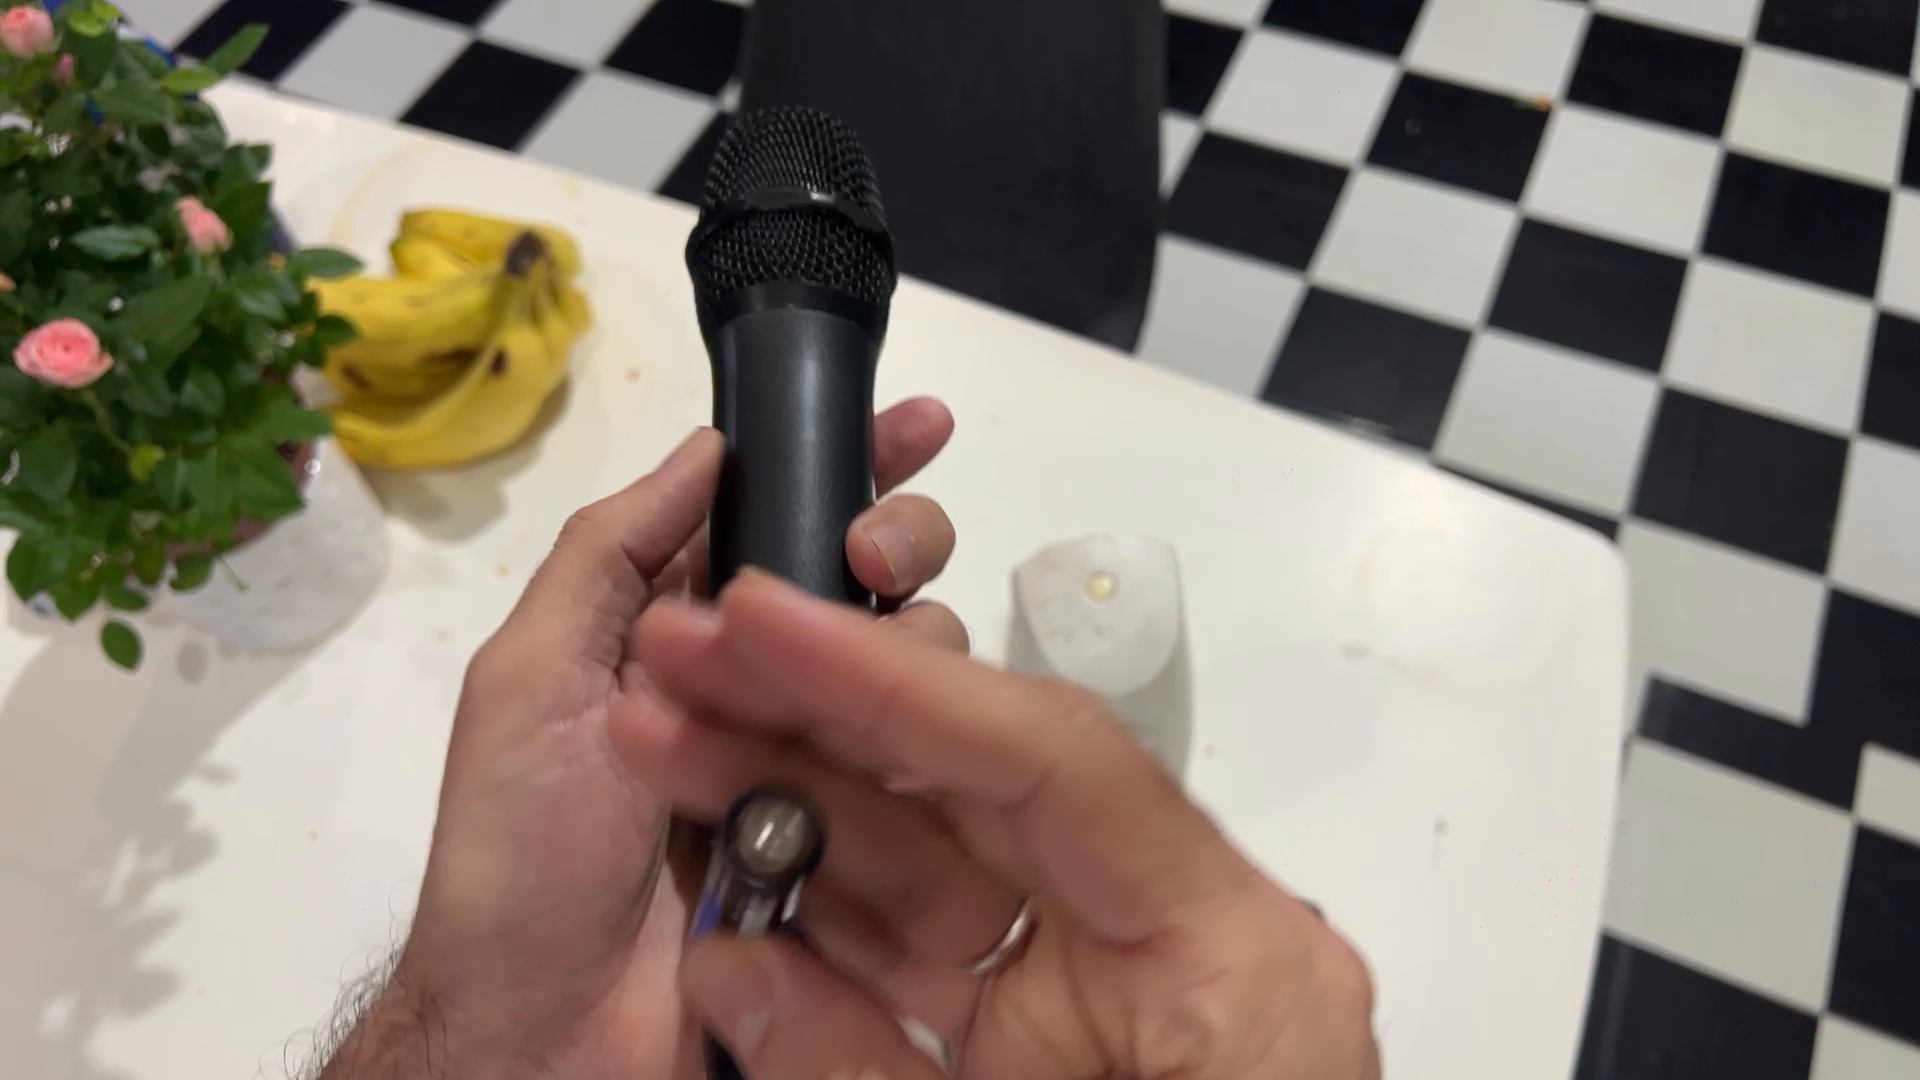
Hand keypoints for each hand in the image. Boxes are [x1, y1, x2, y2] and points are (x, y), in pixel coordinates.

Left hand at [317, 399, 964, 1079]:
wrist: (563, 1029)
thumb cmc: (533, 845)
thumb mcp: (537, 677)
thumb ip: (612, 554)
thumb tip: (706, 447)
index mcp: (709, 625)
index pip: (791, 518)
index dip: (853, 462)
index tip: (916, 426)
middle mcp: (786, 673)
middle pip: (878, 575)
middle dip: (905, 533)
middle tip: (882, 551)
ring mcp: (838, 744)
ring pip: (920, 651)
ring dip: (919, 624)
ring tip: (885, 645)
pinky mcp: (876, 815)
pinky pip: (931, 746)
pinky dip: (938, 715)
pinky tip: (936, 715)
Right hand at [616, 572, 1381, 1079]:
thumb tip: (730, 965)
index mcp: (1218, 956)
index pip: (1043, 755)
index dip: (889, 675)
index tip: (759, 615)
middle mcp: (1158, 926)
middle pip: (970, 771)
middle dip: (816, 698)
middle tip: (688, 645)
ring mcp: (1090, 968)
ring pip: (920, 842)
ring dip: (786, 784)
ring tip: (666, 726)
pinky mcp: (1031, 1014)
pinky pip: (907, 938)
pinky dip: (807, 908)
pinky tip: (714, 864)